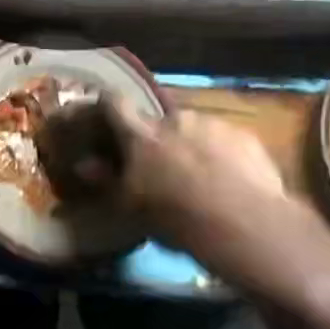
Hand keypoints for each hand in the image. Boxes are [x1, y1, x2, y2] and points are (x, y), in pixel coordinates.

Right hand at [102, 92, 306, 270]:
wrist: (245, 225)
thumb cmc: (176, 216)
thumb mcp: (131, 205)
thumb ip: (106, 180)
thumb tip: (83, 165)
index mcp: (141, 135)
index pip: (115, 103)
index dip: (108, 106)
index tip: (104, 115)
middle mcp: (175, 120)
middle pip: (158, 120)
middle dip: (157, 137)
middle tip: (160, 165)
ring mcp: (213, 124)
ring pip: (193, 128)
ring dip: (190, 144)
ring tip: (200, 175)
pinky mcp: (246, 136)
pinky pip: (224, 139)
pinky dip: (221, 152)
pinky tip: (228, 179)